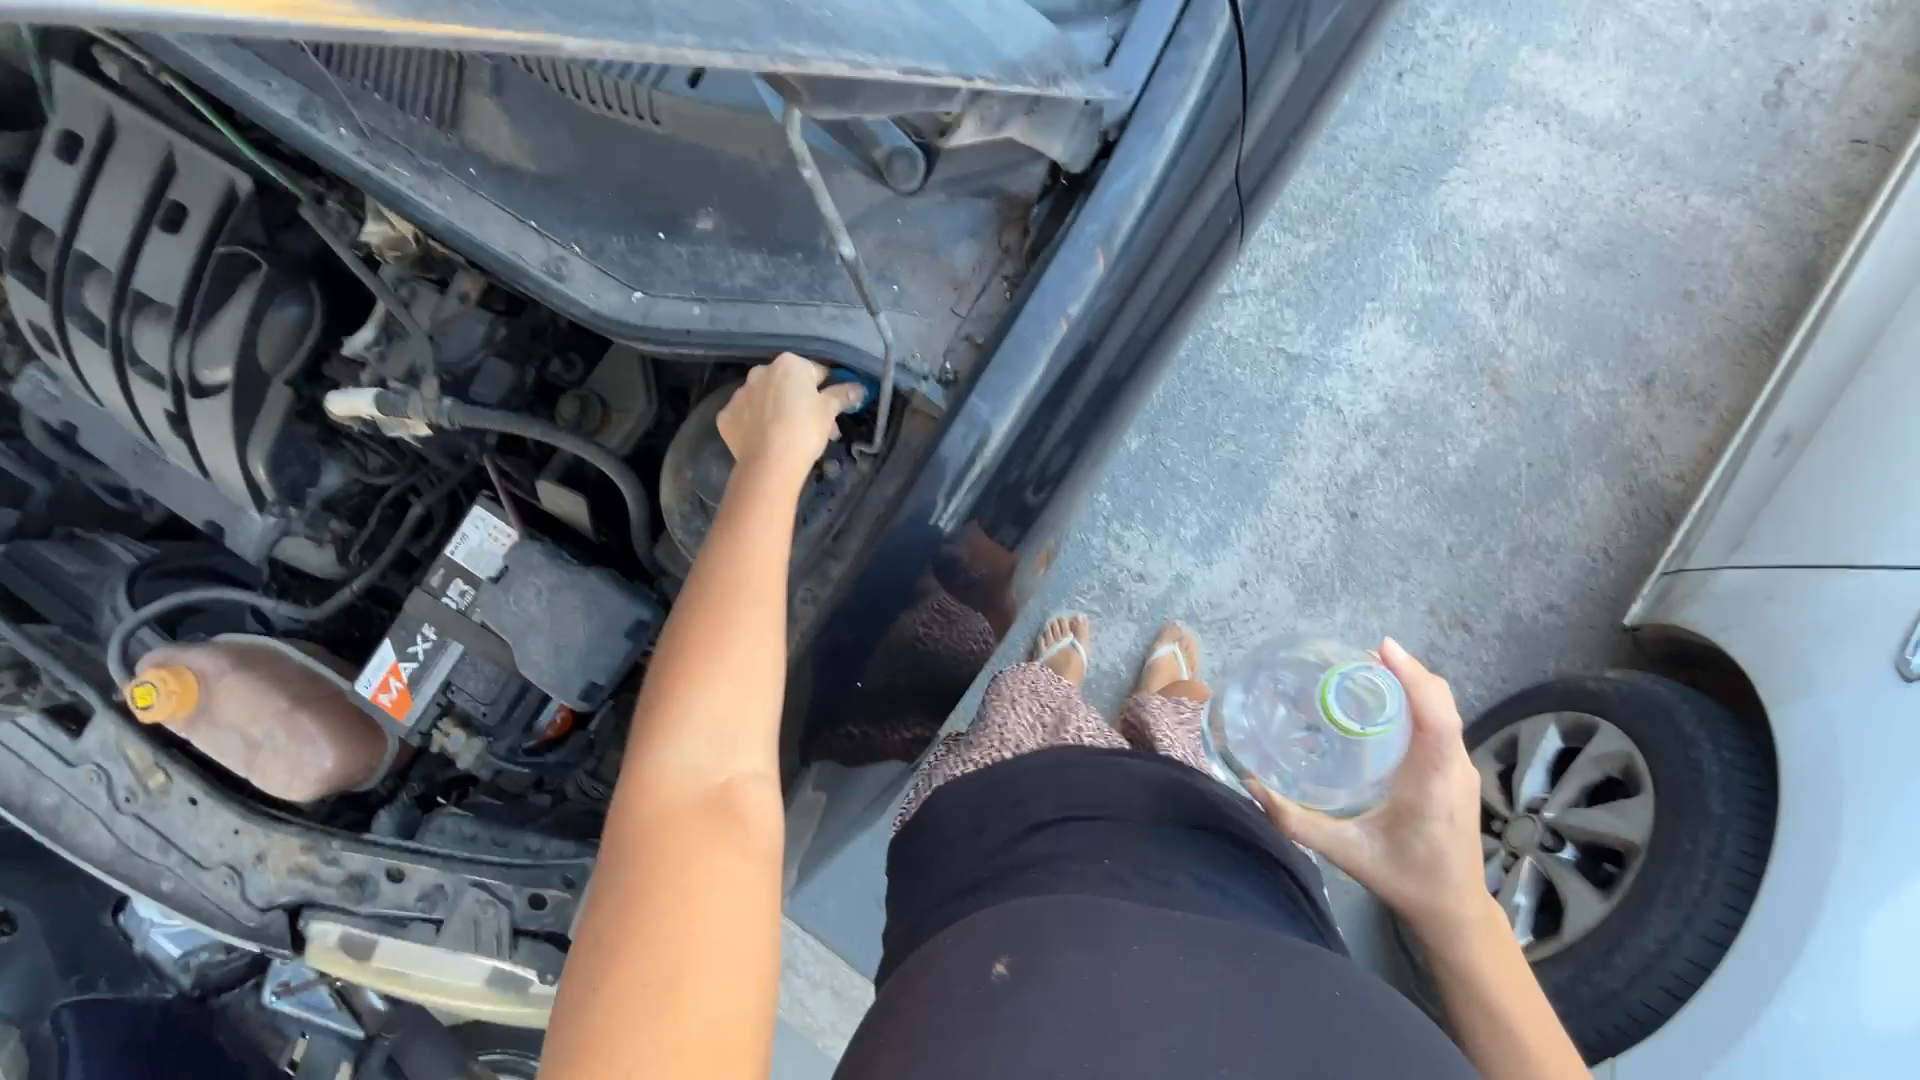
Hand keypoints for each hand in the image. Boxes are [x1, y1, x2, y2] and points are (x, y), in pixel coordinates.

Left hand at [716, 353, 865, 480]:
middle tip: (816, 428)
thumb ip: (842, 395)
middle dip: (802, 403)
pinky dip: (756, 425)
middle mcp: (760, 372)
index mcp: (788, 364)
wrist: (770, 462)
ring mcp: (739, 394)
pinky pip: (746, 417)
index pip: (815, 372)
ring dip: (779, 412)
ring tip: (790, 438)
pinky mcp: (726, 417)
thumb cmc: (804, 429)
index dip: (827, 390)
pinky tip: (767, 441)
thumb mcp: (829, 411)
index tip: (832, 409)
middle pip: (788, 385)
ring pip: (766, 400)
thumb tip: (859, 388)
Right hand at [1252, 637, 1492, 941]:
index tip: (1381, 647)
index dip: (1412, 677)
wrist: (1455, 911)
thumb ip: (1296, 822)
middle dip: (1406, 671)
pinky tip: (1382, 709)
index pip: (1435, 716)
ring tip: (1365, 674)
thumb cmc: (1404, 879)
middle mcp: (1454, 768)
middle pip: (1441, 703)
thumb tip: (1251, 787)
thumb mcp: (1345, 852)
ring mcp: (1461, 770)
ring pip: (1444, 711)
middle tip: (1358, 657)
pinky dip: (1417, 704)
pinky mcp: (1457, 775)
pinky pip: (1441, 725)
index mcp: (1434, 781)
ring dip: (1412, 685)